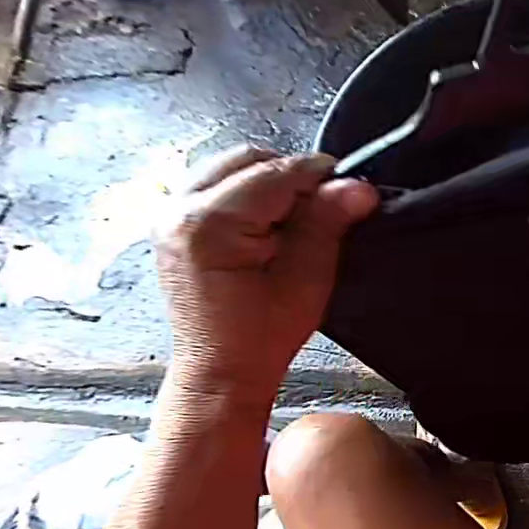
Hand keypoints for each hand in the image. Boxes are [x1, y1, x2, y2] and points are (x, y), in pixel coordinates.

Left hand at [154, 148, 377, 402]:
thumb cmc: (263, 335)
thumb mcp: (307, 279)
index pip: (275, 174)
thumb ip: (326, 224)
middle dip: (292, 175)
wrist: (222, 368)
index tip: (353, 187)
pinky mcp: (175, 222)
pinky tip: (272, 221)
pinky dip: (250, 192)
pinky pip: (218, 184)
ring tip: (300, 215)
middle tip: (326, 204)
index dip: (320, 175)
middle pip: (248, 160)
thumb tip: (357, 187)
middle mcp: (179, 209)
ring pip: (231, 167)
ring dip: (271, 181)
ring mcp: (170, 213)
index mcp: (210, 223)